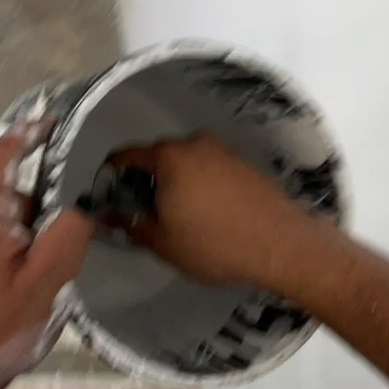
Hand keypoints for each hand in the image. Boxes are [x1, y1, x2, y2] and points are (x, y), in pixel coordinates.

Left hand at [0, 136, 92, 388]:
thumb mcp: (47, 282)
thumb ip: (68, 233)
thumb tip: (79, 203)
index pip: (0, 156)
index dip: (28, 134)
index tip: (53, 123)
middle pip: (4, 192)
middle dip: (33, 211)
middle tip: (53, 250)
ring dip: (18, 232)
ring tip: (31, 276)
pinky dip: (1, 244)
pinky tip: (10, 281)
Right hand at [110, 133, 320, 286]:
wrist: (283, 246)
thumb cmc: (215, 244)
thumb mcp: (163, 242)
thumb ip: (130, 223)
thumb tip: (105, 213)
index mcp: (169, 156)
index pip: (126, 156)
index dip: (111, 177)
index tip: (109, 198)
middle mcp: (194, 143)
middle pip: (157, 158)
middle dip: (146, 183)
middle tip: (147, 216)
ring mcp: (222, 150)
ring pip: (185, 164)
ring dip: (175, 185)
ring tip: (180, 219)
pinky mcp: (242, 163)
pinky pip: (208, 169)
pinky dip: (200, 186)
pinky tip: (208, 215)